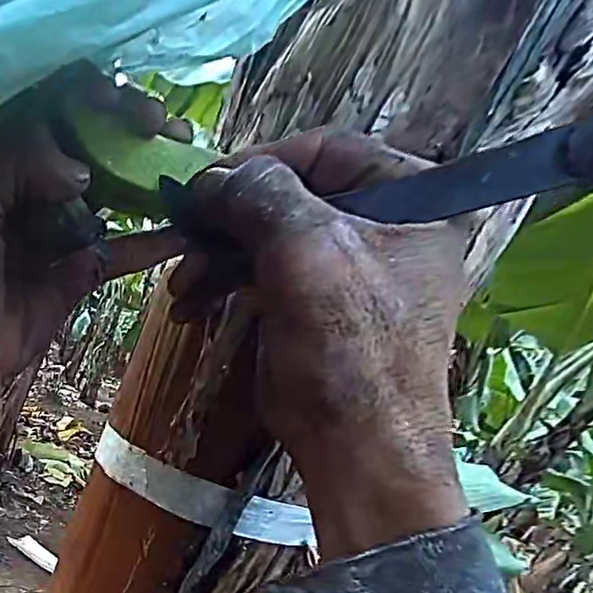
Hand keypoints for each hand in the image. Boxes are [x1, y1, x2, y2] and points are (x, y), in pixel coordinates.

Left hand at [0, 81, 181, 452]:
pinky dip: (152, 243)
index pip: (52, 111)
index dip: (90, 98)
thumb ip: (13, 166)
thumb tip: (80, 169)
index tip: (123, 104)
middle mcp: (37, 188)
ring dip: (149, 176)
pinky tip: (182, 233)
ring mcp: (63, 228)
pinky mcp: (82, 268)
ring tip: (184, 163)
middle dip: (130, 129)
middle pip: (91, 143)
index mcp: (2, 164)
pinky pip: (122, 248)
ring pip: (113, 191)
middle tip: (165, 127)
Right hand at [170, 129, 475, 559]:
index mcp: (412, 196)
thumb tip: (211, 178)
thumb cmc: (349, 345)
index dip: (261, 162)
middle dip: (227, 222)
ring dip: (215, 259)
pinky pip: (260, 279)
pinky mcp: (309, 310)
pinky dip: (222, 287)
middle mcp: (380, 227)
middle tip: (183, 236)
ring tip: (180, 287)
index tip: (206, 184)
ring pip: (265, 241)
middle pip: (288, 198)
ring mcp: (340, 271)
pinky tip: (189, 305)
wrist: (355, 443)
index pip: (328, 150)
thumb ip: (262, 197)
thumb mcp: (310, 251)